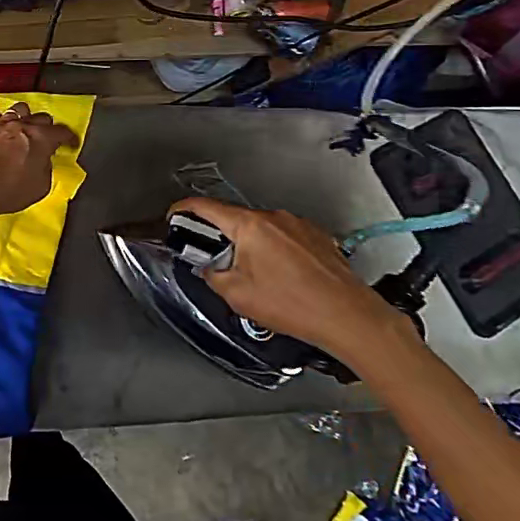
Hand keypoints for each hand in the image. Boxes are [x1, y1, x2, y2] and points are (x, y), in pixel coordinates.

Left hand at [0, 103, 78, 228]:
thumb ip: (47, 169)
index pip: (63, 132)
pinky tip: (2, 130)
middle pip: (42, 117)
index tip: (71, 143)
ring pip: (20, 109)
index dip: (70, 138)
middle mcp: (23, 126)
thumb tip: (44, 163)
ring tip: (26, 128)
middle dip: (48, 128)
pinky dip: (2, 122)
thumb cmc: (7, 189)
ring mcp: (2, 125)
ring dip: (26, 118)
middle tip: (48, 140)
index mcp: (42, 138)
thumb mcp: (40, 186)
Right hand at [169, 197, 411, 362]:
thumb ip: (214, 275)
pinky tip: (281, 278)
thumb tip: (209, 268)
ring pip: (263, 229)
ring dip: (251, 247)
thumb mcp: (238, 295)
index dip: (186, 209)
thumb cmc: (293, 304)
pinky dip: (275, 252)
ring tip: (256, 279)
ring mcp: (298, 225)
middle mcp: (275, 217)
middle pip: (237, 219)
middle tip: (215, 262)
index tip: (176, 215)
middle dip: (222, 238)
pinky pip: (285, 237)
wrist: (343, 313)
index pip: (208, 207)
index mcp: (250, 226)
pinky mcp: (316, 236)